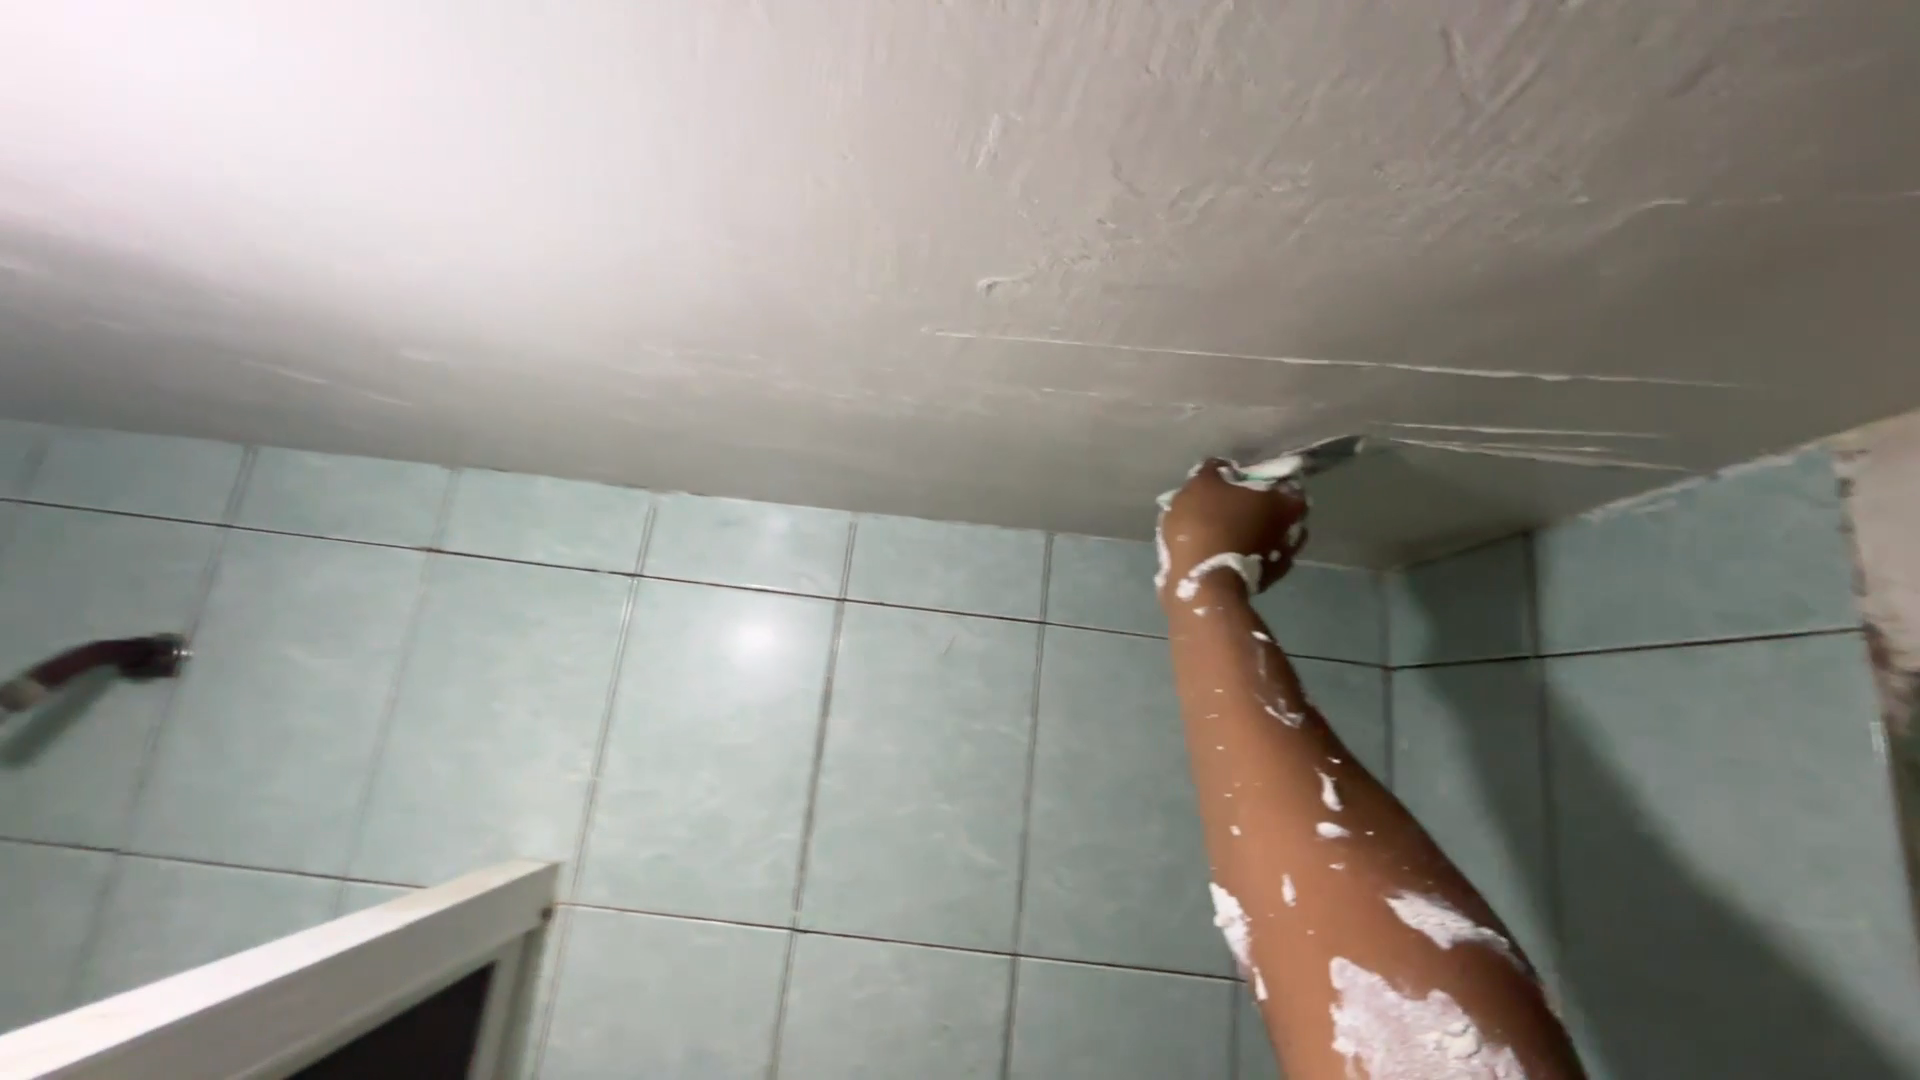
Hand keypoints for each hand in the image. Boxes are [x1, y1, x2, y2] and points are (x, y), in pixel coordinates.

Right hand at [1156, 458, 1307, 606]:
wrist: (1201, 583)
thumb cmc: (1205, 524)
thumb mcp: (1201, 484)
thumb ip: (1215, 469)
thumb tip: (1223, 466)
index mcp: (1285, 503)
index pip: (1288, 484)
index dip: (1268, 481)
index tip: (1246, 483)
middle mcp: (1293, 531)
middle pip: (1281, 513)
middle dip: (1264, 509)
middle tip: (1236, 506)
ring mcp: (1282, 560)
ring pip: (1271, 538)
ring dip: (1256, 534)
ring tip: (1228, 532)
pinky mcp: (1265, 583)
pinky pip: (1258, 560)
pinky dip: (1247, 555)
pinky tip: (1225, 553)